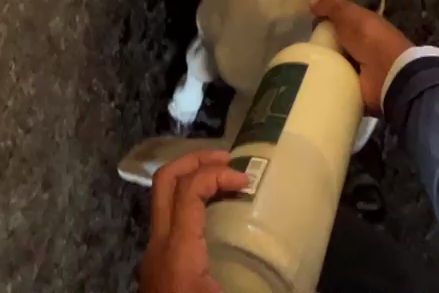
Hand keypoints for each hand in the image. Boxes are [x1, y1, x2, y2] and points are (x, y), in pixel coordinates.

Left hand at [140, 150, 248, 292]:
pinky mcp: (154, 262)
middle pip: (166, 180)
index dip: (217, 174)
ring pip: (162, 197)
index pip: (189, 189)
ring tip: (218, 178)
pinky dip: (187, 203)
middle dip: (195, 160)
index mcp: (178, 249)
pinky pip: (167, 218)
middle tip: (225, 159)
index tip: (244, 179)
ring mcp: (152, 250)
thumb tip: (285, 278)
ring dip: (189, 179)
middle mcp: (158, 242)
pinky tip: (209, 214)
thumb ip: (251, 279)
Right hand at [311, 0, 414, 113]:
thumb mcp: (348, 13)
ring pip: (337, 63)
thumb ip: (331, 4)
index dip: (328, 21)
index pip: (344, 21)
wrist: (386, 73)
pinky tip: (313, 80)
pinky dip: (329, 82)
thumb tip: (311, 2)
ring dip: (324, 64)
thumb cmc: (368, 37)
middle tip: (303, 46)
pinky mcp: (358, 88)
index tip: (310, 24)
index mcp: (366, 26)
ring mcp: (363, 69)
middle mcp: (365, 46)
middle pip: (339, 43)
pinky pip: (339, 83)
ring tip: (302, 65)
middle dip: (323, 44)